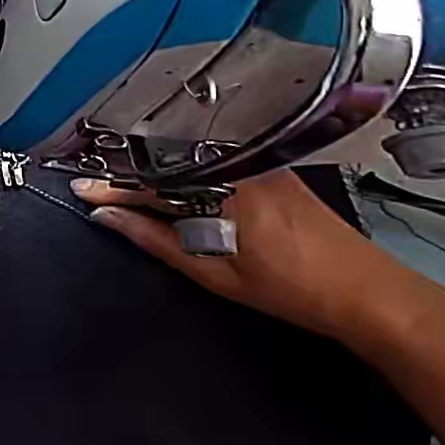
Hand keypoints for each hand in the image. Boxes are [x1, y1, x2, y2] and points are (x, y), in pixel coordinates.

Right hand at [75, 170, 444, 342]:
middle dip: (128, 175)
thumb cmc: (291, 287)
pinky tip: (172, 182)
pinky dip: (184, 170)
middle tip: (98, 189)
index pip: (150, 183)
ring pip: (186, 157)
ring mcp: (253, 157)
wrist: (361, 288)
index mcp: (220, 186)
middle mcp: (235, 161)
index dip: (112, 188)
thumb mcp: (214, 272)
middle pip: (165, 162)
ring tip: (125, 186)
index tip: (83, 189)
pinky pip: (210, 158)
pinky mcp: (265, 160)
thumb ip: (156, 240)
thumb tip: (109, 219)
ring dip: (155, 170)